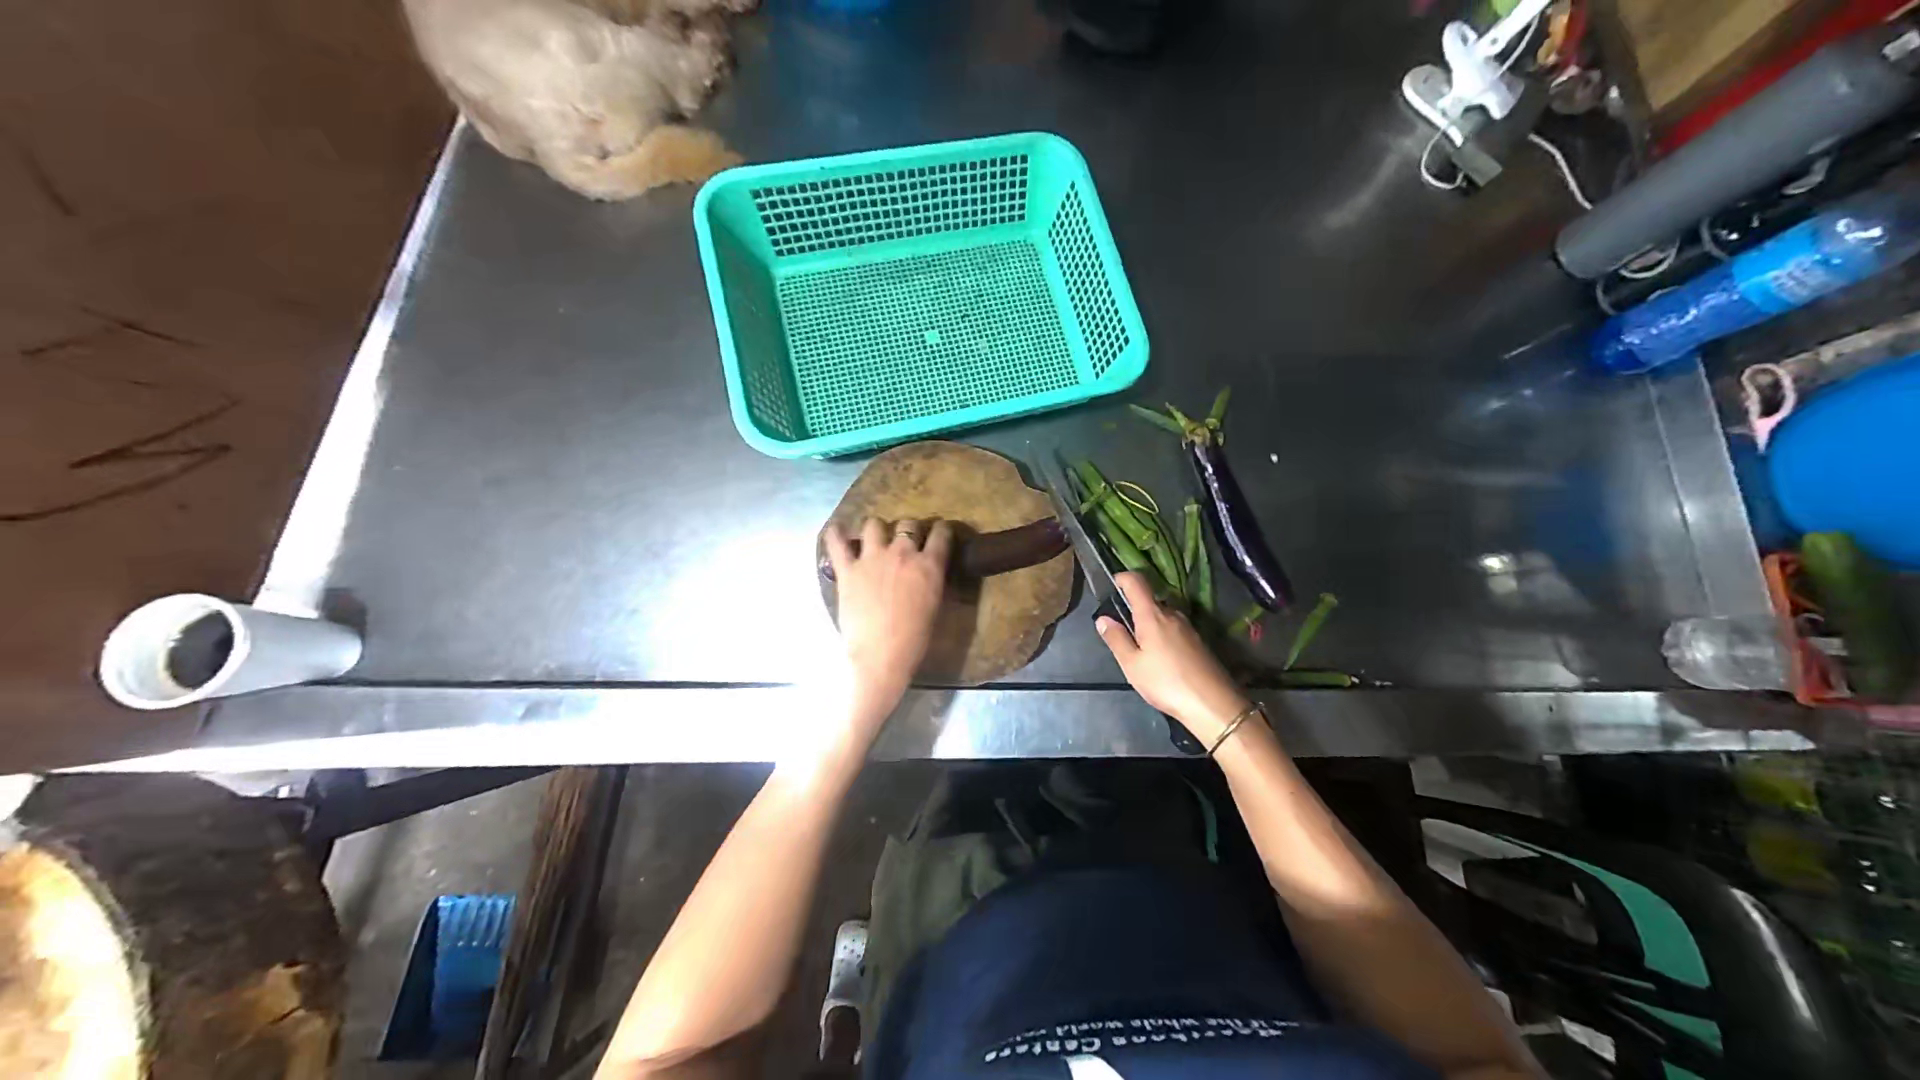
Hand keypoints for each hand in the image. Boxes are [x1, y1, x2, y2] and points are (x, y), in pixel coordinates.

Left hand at [823, 517, 951, 707]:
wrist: (881, 656)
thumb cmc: (914, 640)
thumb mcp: (934, 605)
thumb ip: (930, 580)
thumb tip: (925, 572)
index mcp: (929, 565)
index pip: (941, 534)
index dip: (941, 530)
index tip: (938, 532)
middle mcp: (902, 553)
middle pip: (907, 524)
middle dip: (908, 529)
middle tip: (904, 540)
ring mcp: (872, 558)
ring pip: (874, 525)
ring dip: (876, 529)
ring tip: (874, 538)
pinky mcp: (848, 570)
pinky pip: (837, 543)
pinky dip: (835, 534)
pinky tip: (835, 530)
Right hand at [1096, 572, 1252, 744]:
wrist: (1213, 704)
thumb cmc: (1166, 682)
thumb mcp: (1132, 665)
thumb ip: (1116, 639)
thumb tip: (1103, 619)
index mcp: (1152, 615)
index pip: (1137, 582)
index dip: (1123, 578)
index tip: (1113, 584)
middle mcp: (1172, 614)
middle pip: (1150, 601)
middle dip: (1134, 610)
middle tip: (1122, 632)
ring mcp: (1189, 627)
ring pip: (1163, 616)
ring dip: (1149, 625)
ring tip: (1140, 650)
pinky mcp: (1198, 641)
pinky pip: (1174, 629)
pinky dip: (1163, 635)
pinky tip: (1161, 659)